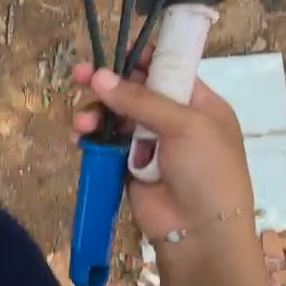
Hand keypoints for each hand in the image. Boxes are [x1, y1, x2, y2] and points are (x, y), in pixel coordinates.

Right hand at [71, 64, 255, 245]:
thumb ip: (140, 99)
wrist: (199, 231)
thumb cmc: (206, 170)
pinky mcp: (126, 166)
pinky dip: (90, 137)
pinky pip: (104, 143)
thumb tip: (98, 75)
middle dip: (107, 85)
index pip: (168, 70)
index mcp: (198, 104)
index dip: (142, 59)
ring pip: (114, 117)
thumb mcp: (184, 125)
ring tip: (83, 123)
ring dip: (95, 114)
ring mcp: (148, 144)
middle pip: (133, 91)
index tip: (115, 53)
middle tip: (79, 75)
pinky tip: (79, 137)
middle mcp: (172, 120)